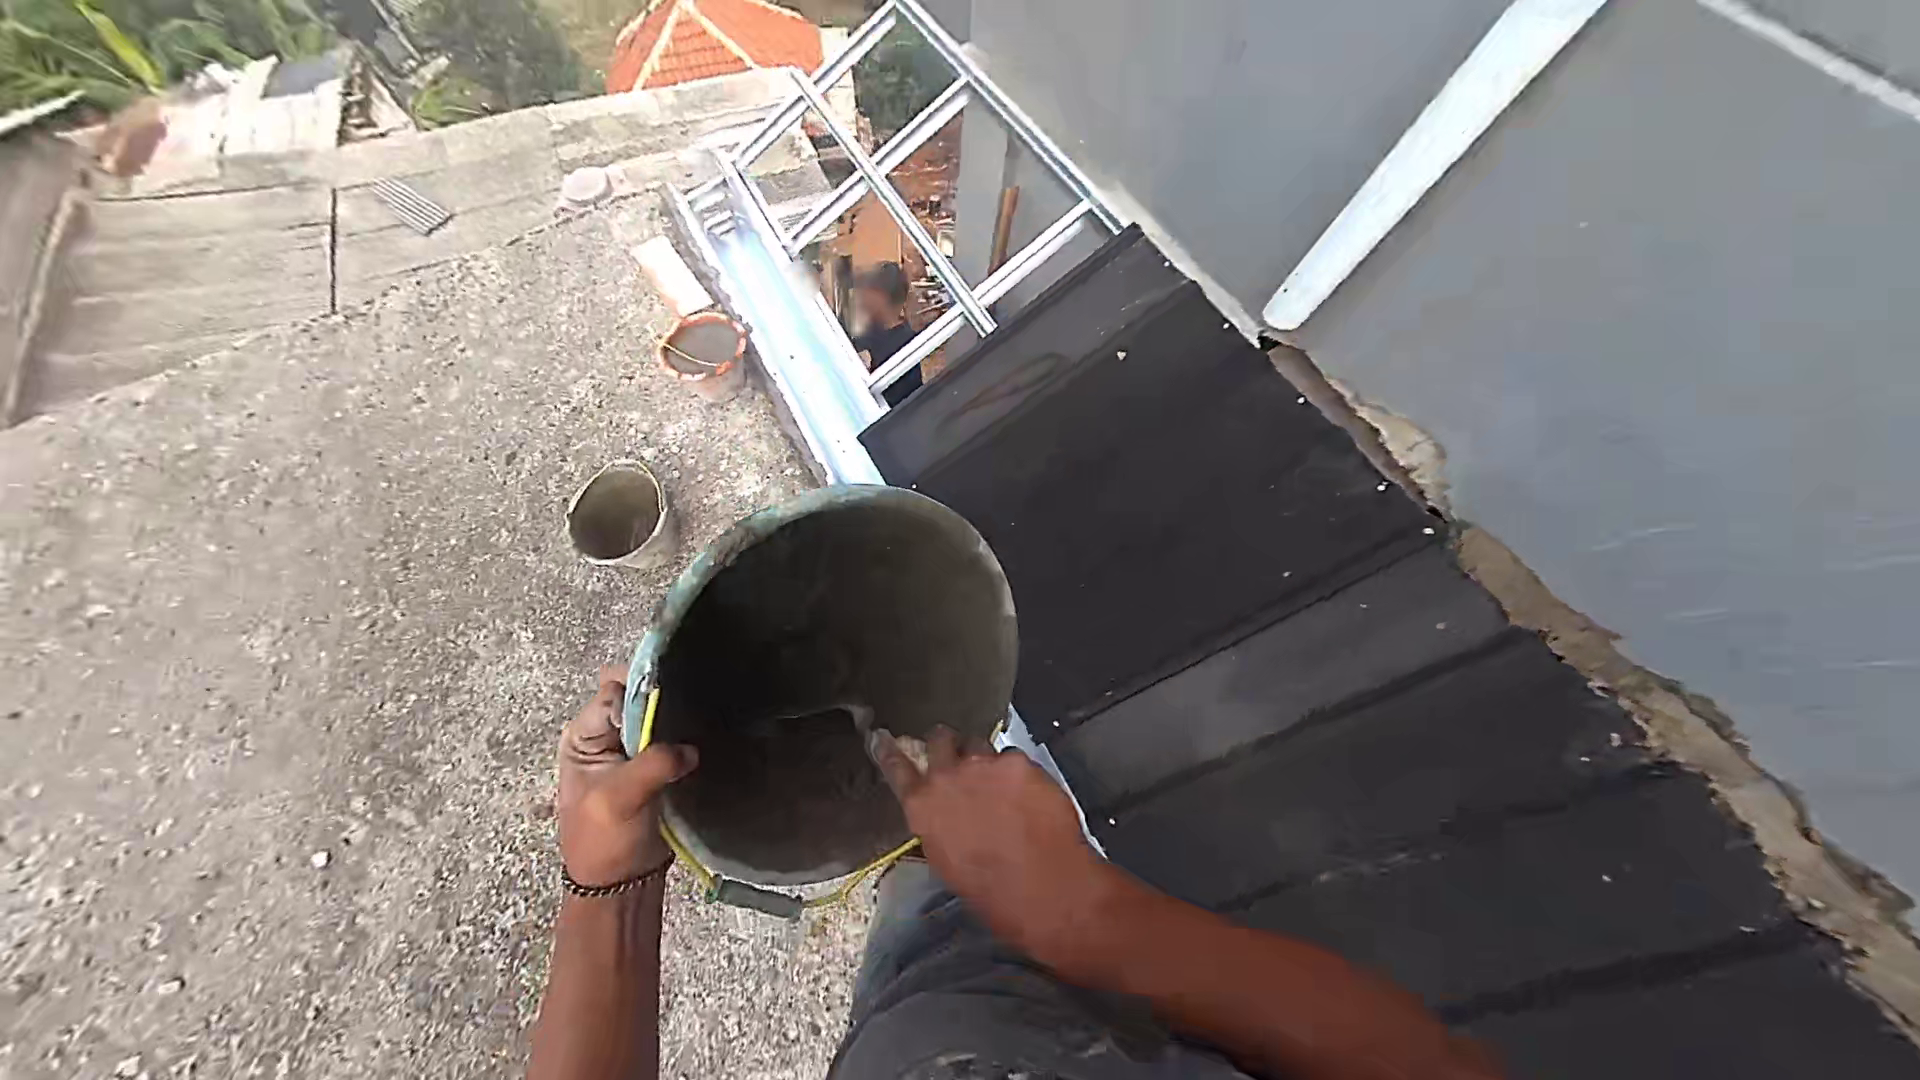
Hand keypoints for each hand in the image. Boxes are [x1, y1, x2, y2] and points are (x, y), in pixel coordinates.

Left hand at [556, 665, 698, 886]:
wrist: (623, 884)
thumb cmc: (606, 842)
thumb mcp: (619, 799)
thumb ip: (652, 762)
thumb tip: (690, 748)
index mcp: (584, 736)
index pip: (616, 692)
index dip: (643, 688)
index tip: (676, 694)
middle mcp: (607, 734)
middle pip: (640, 696)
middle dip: (666, 698)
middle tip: (695, 707)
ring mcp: (634, 747)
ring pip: (661, 714)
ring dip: (681, 717)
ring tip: (704, 721)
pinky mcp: (659, 761)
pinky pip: (676, 733)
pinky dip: (690, 733)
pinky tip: (706, 735)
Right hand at [870, 726, 1110, 954]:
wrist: (1044, 889)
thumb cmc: (991, 891)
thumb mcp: (946, 859)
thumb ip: (937, 821)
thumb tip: (943, 810)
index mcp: (922, 805)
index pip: (896, 765)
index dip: (888, 749)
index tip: (882, 736)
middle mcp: (947, 776)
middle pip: (940, 737)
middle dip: (948, 744)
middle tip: (961, 757)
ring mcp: (984, 764)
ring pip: (980, 743)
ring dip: (986, 759)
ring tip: (1003, 785)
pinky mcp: (1019, 761)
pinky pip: (1015, 757)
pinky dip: (1020, 772)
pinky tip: (1031, 796)